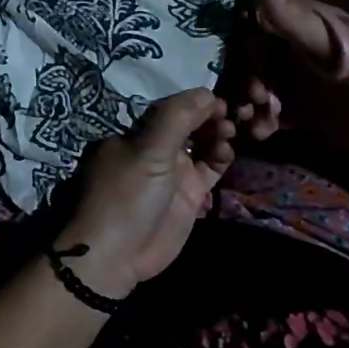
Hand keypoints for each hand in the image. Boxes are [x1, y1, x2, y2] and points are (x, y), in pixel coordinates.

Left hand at [60, 87, 246, 298]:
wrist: (118, 255)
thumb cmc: (127, 195)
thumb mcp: (149, 151)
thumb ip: (178, 118)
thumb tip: (207, 92)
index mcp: (140, 132)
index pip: (174, 107)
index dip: (198, 102)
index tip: (220, 100)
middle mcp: (158, 148)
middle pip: (192, 123)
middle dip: (212, 117)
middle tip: (230, 117)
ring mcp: (175, 171)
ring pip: (204, 143)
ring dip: (219, 135)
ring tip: (229, 133)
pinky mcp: (190, 194)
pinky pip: (211, 168)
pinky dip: (222, 157)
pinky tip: (227, 153)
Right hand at [249, 0, 348, 162]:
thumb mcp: (338, 43)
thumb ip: (296, 19)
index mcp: (309, 25)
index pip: (261, 22)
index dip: (244, 38)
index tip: (235, 59)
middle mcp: (302, 52)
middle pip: (257, 59)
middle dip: (245, 77)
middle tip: (254, 97)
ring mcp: (304, 84)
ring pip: (261, 88)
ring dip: (248, 102)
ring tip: (252, 119)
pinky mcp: (308, 116)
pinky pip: (273, 116)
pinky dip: (261, 123)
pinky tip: (260, 132)